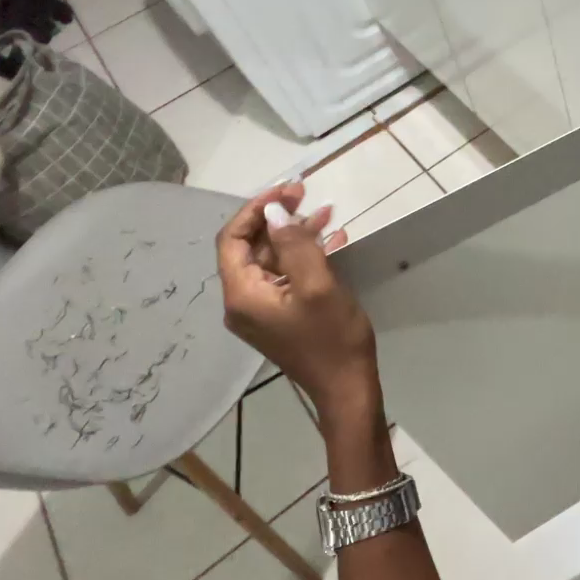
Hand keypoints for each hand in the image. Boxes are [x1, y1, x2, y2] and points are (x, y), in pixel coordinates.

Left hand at [217, 183, 379, 428]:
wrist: (347, 388)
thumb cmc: (332, 337)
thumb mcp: (318, 285)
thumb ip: (294, 245)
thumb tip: (276, 212)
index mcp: (242, 294)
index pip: (232, 239)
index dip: (256, 210)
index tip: (287, 191)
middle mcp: (242, 302)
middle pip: (249, 247)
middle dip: (277, 219)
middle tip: (306, 196)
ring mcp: (260, 312)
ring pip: (270, 260)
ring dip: (294, 235)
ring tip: (326, 214)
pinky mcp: (279, 317)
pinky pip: (284, 277)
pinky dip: (303, 257)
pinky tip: (331, 242)